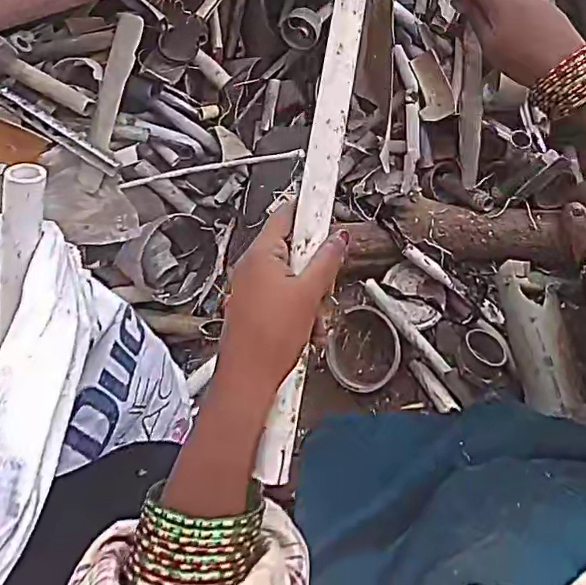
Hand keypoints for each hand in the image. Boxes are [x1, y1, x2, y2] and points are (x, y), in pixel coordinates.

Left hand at [214, 201, 346, 397]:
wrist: (247, 384)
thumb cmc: (266, 342)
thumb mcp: (309, 293)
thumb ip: (327, 260)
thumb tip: (338, 239)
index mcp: (260, 255)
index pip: (288, 213)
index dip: (311, 208)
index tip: (327, 200)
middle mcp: (253, 267)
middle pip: (296, 248)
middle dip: (318, 268)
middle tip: (323, 285)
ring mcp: (253, 288)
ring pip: (295, 276)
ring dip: (313, 294)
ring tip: (313, 316)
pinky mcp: (256, 307)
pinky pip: (287, 295)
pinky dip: (301, 309)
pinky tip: (306, 329)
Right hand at [460, 0, 585, 86]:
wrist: (565, 68)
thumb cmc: (527, 59)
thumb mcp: (488, 43)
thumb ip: (473, 17)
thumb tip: (463, 2)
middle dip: (486, 8)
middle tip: (483, 32)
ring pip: (512, 2)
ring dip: (505, 16)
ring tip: (507, 43)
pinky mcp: (551, 9)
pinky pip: (529, 10)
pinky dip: (523, 22)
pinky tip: (525, 42)